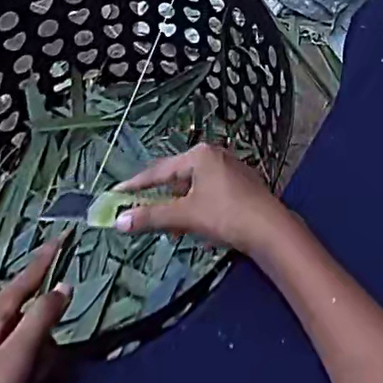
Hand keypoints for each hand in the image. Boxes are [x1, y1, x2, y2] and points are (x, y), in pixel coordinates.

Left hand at [0, 240, 72, 382]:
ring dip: (27, 368)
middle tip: (36, 379)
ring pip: (16, 342)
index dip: (49, 256)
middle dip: (41, 343)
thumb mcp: (13, 364)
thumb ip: (40, 320)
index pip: (28, 275)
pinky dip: (11, 380)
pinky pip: (0, 362)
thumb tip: (64, 284)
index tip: (66, 233)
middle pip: (27, 315)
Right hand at [114, 143, 293, 254]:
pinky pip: (209, 191)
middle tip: (144, 218)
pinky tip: (198, 225)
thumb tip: (118, 220)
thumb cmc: (224, 215)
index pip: (158, 171)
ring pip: (193, 187)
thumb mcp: (185, 216)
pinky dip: (197, 207)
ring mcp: (229, 166)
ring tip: (175, 229)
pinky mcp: (240, 182)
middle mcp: (214, 154)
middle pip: (176, 177)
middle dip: (161, 201)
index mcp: (199, 155)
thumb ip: (151, 217)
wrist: (269, 228)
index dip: (135, 186)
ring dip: (180, 207)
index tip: (114, 196)